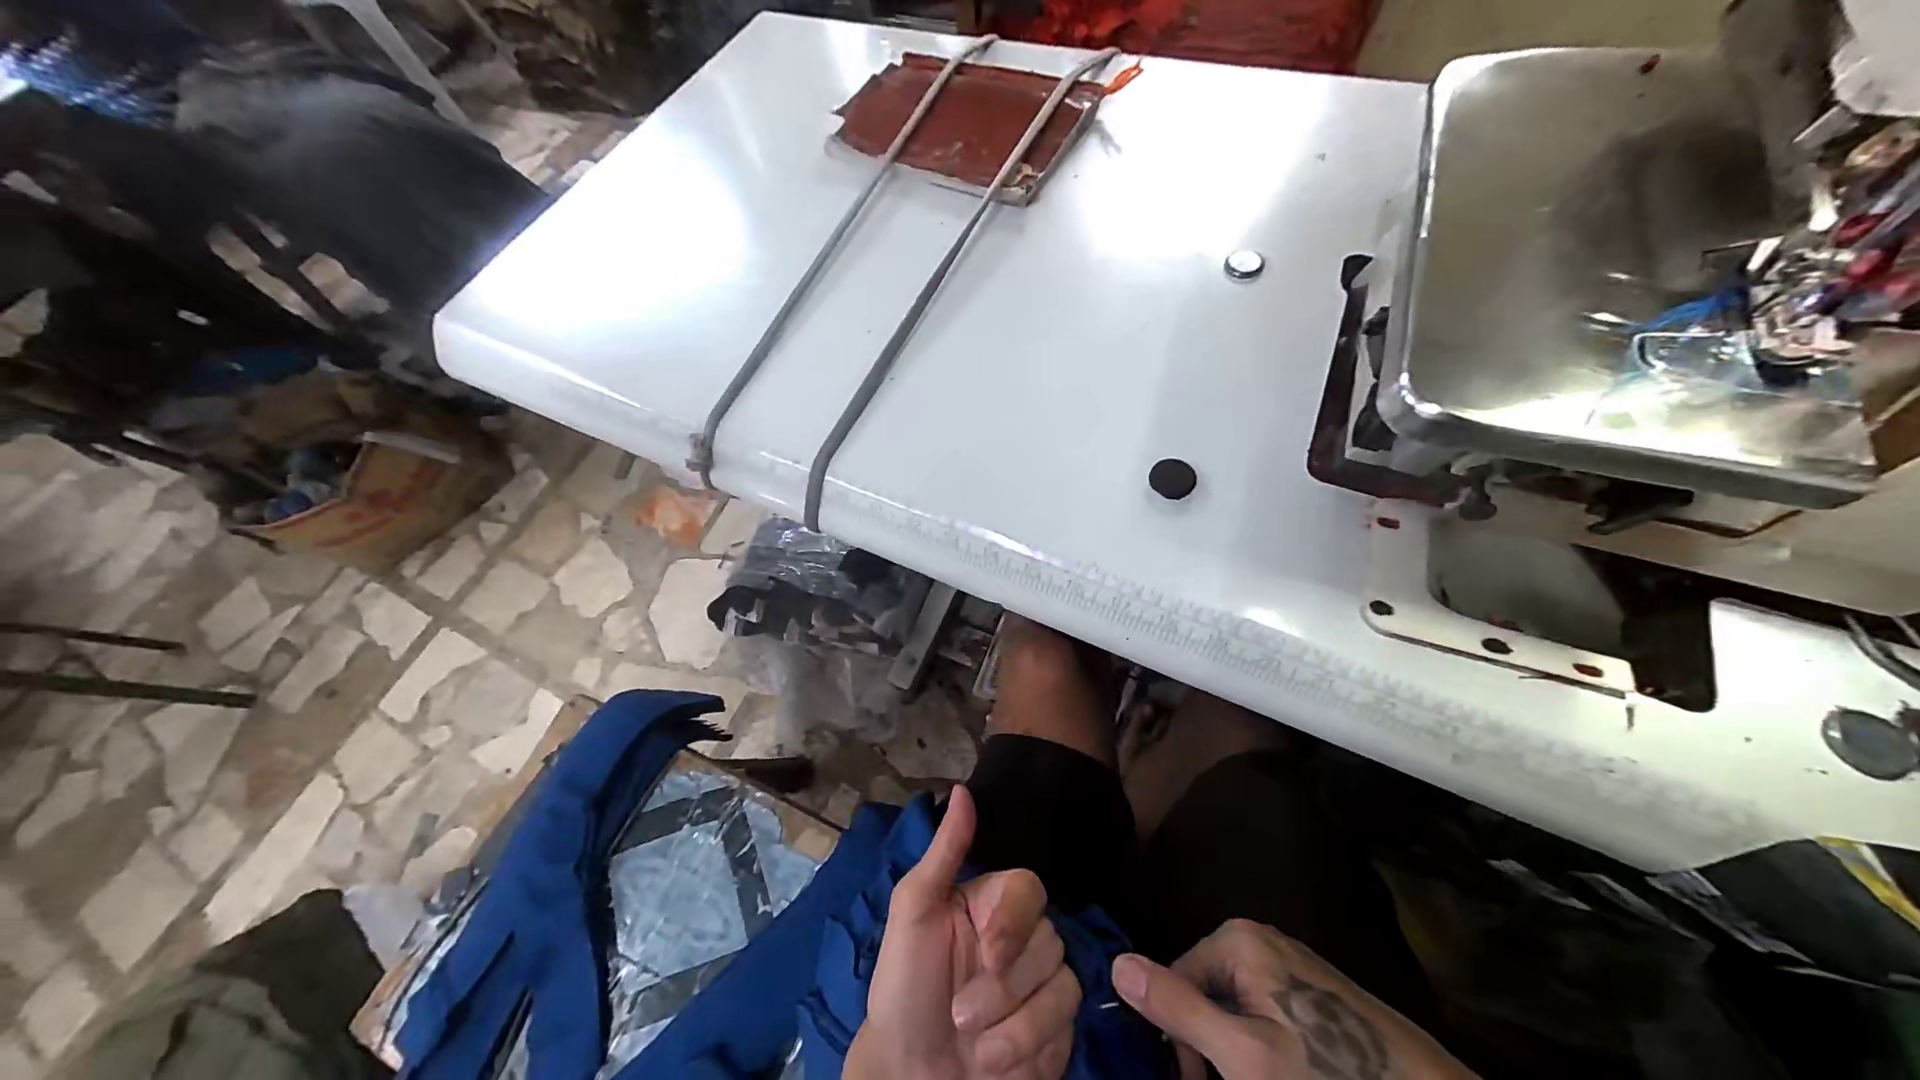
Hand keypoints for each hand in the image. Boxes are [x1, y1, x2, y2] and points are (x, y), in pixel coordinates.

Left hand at [845, 785, 1082, 1079]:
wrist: (909, 1072)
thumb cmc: (905, 985)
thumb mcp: (914, 909)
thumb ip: (944, 850)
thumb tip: (963, 789)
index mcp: (991, 904)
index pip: (1029, 889)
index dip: (1015, 923)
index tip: (990, 954)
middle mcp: (1023, 937)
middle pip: (1049, 941)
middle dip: (1002, 989)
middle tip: (960, 1013)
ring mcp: (1044, 984)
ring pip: (1064, 987)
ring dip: (1013, 1027)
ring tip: (974, 1044)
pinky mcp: (1058, 1029)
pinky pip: (1068, 1027)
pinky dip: (1028, 1050)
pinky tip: (993, 1059)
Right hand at [1111, 919, 1477, 1079]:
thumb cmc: (1331, 1078)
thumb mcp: (1243, 1055)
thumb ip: (1177, 1007)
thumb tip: (1115, 962)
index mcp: (1239, 939)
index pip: (1175, 980)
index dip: (1180, 1039)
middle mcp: (1262, 938)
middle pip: (1205, 991)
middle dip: (1209, 1046)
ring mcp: (1294, 964)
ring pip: (1236, 1008)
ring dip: (1237, 1053)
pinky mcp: (1318, 993)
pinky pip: (1269, 1015)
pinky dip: (1268, 1051)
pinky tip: (1290, 1076)